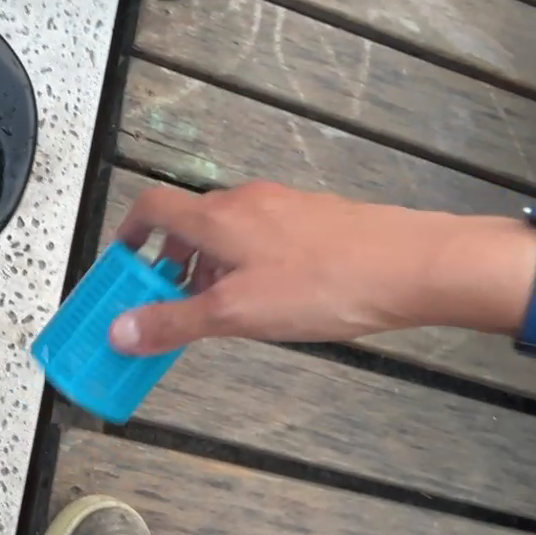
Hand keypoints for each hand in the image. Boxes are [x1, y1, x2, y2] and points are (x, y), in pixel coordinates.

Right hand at [106, 181, 535, 354]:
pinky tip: (268, 297)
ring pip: (225, 232)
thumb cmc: (321, 285)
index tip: (121, 264)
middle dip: (168, 263)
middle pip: (187, 223)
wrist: (418, 266)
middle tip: (169, 301)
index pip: (151, 207)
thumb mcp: (235, 313)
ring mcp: (282, 206)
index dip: (128, 233)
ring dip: (206, 266)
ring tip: (219, 308)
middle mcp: (243, 201)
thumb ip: (173, 322)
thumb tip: (117, 333)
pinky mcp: (313, 218)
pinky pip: (259, 235)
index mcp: (215, 217)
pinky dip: (243, 262)